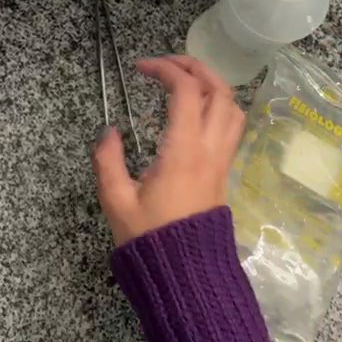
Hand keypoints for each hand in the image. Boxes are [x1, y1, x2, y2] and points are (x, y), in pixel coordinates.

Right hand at [93, 55, 246, 245]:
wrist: (187, 277)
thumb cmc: (150, 240)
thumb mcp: (116, 202)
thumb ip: (108, 161)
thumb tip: (107, 131)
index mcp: (183, 151)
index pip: (186, 91)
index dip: (166, 69)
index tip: (141, 67)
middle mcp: (210, 150)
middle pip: (220, 90)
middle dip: (195, 67)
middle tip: (167, 64)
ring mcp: (222, 161)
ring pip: (233, 108)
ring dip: (212, 85)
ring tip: (185, 82)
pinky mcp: (224, 173)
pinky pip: (232, 127)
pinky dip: (218, 106)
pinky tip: (196, 112)